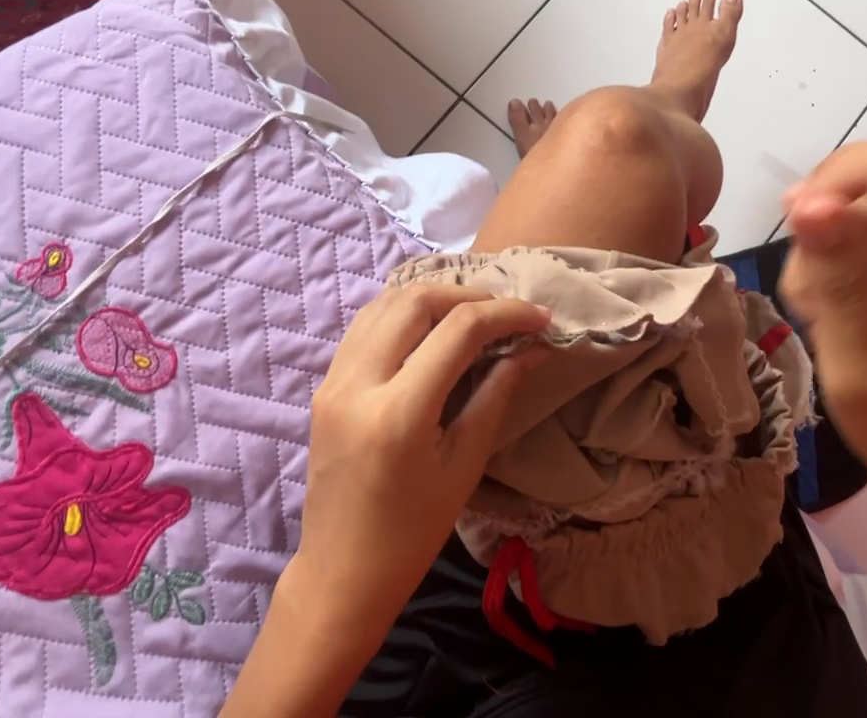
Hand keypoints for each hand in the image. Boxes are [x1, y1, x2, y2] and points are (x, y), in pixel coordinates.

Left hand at [297, 283, 550, 618]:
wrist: (342, 571)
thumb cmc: (414, 530)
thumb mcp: (465, 463)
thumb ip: (497, 393)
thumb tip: (535, 347)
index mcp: (398, 412)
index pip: (458, 330)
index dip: (506, 314)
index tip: (541, 318)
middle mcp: (358, 383)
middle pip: (416, 300)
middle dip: (469, 295)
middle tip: (507, 314)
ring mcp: (333, 380)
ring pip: (385, 303)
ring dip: (434, 297)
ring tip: (474, 315)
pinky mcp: (325, 384)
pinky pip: (365, 325)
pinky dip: (402, 313)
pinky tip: (430, 329)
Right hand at [779, 136, 866, 507]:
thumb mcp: (858, 377)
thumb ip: (837, 288)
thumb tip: (806, 203)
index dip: (865, 168)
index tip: (802, 213)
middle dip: (829, 232)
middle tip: (810, 302)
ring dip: (824, 251)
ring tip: (826, 317)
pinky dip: (833, 254)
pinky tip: (839, 304)